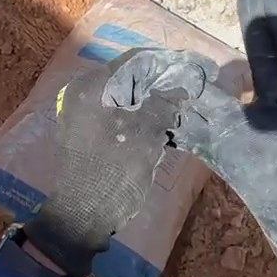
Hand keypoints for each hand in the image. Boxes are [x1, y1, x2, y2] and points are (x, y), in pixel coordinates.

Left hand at [23, 47, 218, 276]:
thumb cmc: (113, 170)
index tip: (195, 69)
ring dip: (152, 103)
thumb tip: (181, 87)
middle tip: (190, 90)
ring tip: (182, 108)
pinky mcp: (86, 135)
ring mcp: (81, 116)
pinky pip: (118, 116)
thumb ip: (165, 103)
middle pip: (129, 79)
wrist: (83, 215)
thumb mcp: (146, 134)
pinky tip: (163, 126)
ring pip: (125, 99)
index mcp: (90, 87)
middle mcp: (81, 94)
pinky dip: (139, 118)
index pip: (135, 60)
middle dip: (161, 84)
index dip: (168, 64)